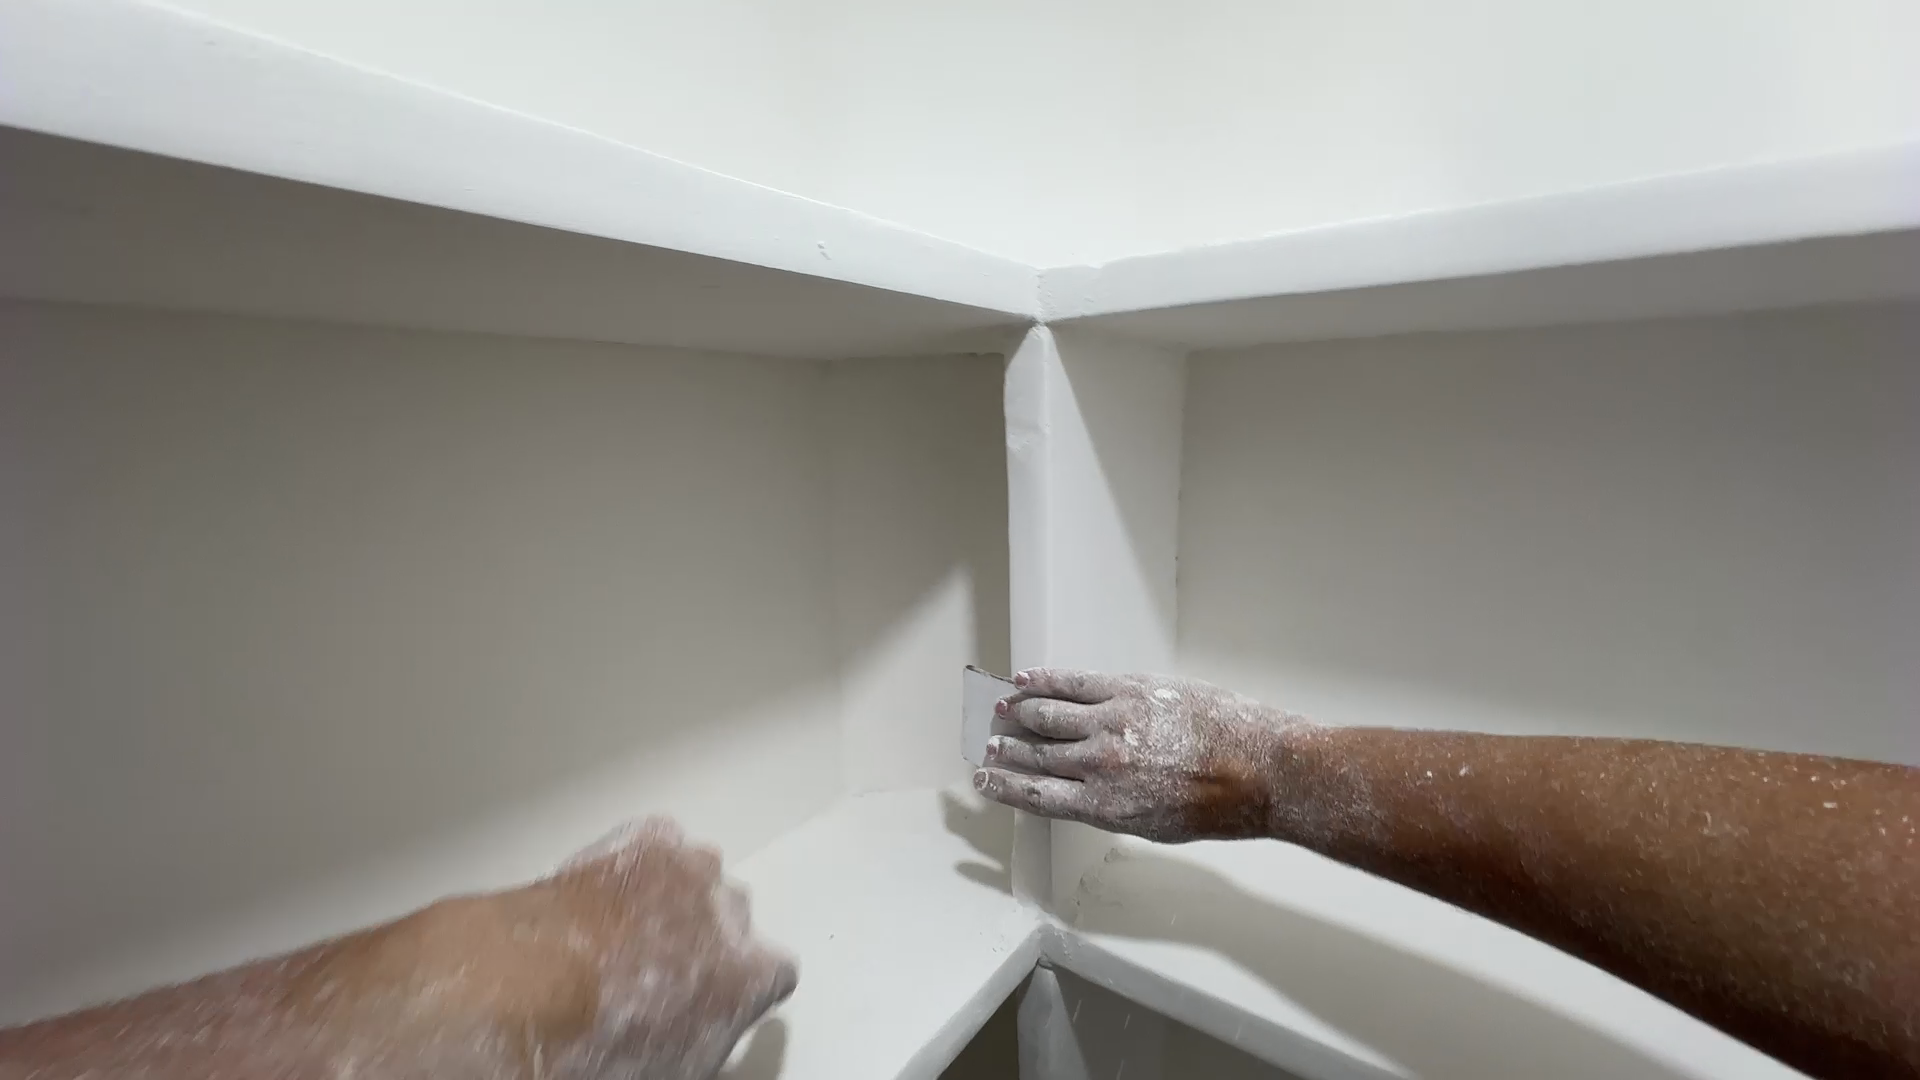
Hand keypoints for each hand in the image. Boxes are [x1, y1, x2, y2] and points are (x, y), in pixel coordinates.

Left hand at [285, 818, 795, 1079]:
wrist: (529, 994)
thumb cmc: (595, 1051)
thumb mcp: (671, 1069)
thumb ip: (703, 1036)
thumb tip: (683, 1035)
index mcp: (752, 978)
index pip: (776, 974)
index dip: (744, 990)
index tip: (712, 1004)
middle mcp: (736, 911)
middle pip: (737, 915)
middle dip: (705, 939)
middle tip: (656, 976)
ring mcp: (695, 868)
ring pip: (701, 874)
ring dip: (676, 897)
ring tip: (626, 933)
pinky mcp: (650, 839)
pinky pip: (660, 843)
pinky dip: (641, 863)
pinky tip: (610, 889)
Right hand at [972, 669, 1304, 842]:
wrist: (1264, 772)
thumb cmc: (1221, 805)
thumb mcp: (1157, 823)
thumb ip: (1113, 805)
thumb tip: (1084, 787)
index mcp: (1106, 808)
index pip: (1038, 795)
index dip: (1006, 786)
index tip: (985, 780)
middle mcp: (1100, 766)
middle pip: (1037, 753)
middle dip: (1008, 749)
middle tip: (988, 744)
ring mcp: (1112, 724)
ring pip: (1048, 715)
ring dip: (1019, 711)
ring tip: (1001, 709)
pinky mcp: (1129, 690)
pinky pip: (1074, 682)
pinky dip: (1047, 679)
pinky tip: (1027, 678)